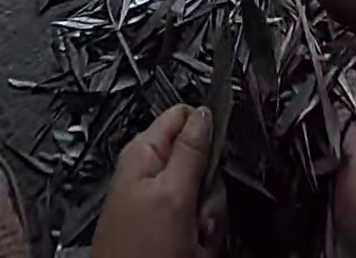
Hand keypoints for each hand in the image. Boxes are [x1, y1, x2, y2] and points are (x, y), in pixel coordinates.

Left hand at [93, 104, 220, 257]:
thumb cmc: (141, 256)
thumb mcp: (172, 196)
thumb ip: (190, 150)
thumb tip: (202, 110)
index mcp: (145, 153)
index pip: (184, 116)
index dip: (205, 132)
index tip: (214, 157)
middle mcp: (152, 175)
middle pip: (201, 161)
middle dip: (209, 189)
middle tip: (199, 213)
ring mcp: (162, 207)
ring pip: (206, 196)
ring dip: (209, 219)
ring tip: (193, 241)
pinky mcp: (170, 235)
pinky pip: (201, 226)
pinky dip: (203, 242)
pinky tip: (193, 254)